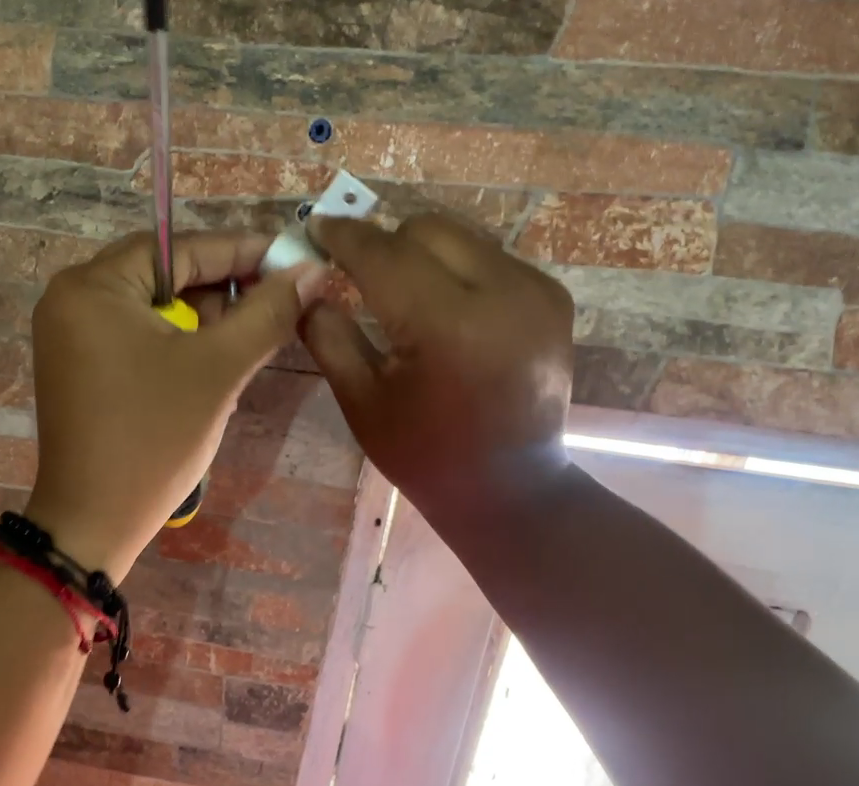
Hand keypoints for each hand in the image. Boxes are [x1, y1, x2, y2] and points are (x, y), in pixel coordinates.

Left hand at [26, 231, 325, 579]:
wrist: (93, 522)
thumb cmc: (154, 439)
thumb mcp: (219, 369)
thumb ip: (267, 313)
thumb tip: (311, 271)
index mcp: (92, 286)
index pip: (179, 248)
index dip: (242, 252)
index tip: (292, 259)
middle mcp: (68, 300)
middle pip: (161, 274)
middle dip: (220, 290)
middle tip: (269, 310)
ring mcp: (66, 337)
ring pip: (149, 308)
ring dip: (200, 320)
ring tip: (240, 346)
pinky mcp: (73, 369)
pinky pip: (131, 336)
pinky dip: (172, 344)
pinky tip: (206, 365)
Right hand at [303, 213, 575, 523]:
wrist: (508, 488)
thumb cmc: (424, 454)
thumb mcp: (362, 402)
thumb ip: (329, 336)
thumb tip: (305, 288)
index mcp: (445, 326)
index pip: (384, 255)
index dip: (345, 237)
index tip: (316, 225)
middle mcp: (500, 292)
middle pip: (427, 230)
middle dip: (385, 243)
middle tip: (357, 272)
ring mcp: (535, 291)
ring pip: (463, 237)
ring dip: (423, 254)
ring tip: (400, 292)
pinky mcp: (552, 296)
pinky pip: (492, 258)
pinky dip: (458, 270)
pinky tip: (444, 309)